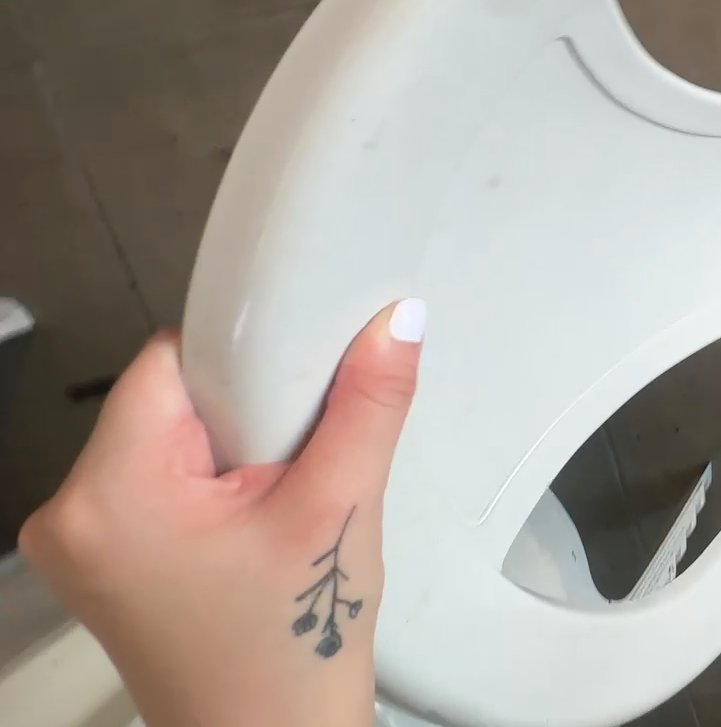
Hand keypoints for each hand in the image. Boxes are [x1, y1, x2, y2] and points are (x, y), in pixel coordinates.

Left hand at [21, 300, 424, 726]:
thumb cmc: (288, 641)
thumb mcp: (343, 503)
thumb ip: (371, 402)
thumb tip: (397, 324)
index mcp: (107, 497)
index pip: (174, 361)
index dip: (256, 342)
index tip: (321, 344)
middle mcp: (77, 512)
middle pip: (184, 392)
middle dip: (269, 395)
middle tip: (324, 434)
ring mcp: (98, 533)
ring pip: (192, 426)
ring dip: (264, 429)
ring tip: (308, 477)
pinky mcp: (128, 544)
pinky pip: (188, 463)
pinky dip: (249, 460)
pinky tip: (289, 494)